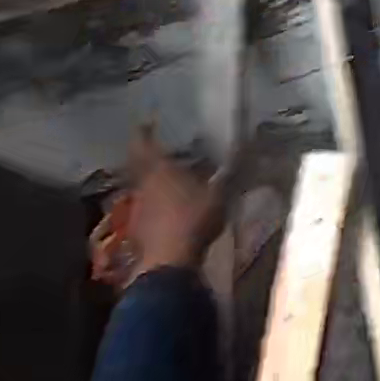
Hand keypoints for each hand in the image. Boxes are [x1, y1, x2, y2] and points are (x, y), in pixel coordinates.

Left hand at [89, 127, 224, 287]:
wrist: (169, 259)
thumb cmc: (194, 219)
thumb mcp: (219, 196)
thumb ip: (226, 175)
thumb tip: (242, 153)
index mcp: (160, 169)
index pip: (145, 142)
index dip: (146, 130)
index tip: (148, 121)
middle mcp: (143, 182)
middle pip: (139, 163)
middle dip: (147, 156)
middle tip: (159, 152)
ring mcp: (138, 204)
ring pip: (142, 185)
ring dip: (153, 181)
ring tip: (169, 181)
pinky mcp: (138, 225)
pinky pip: (146, 205)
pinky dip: (155, 202)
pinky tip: (169, 210)